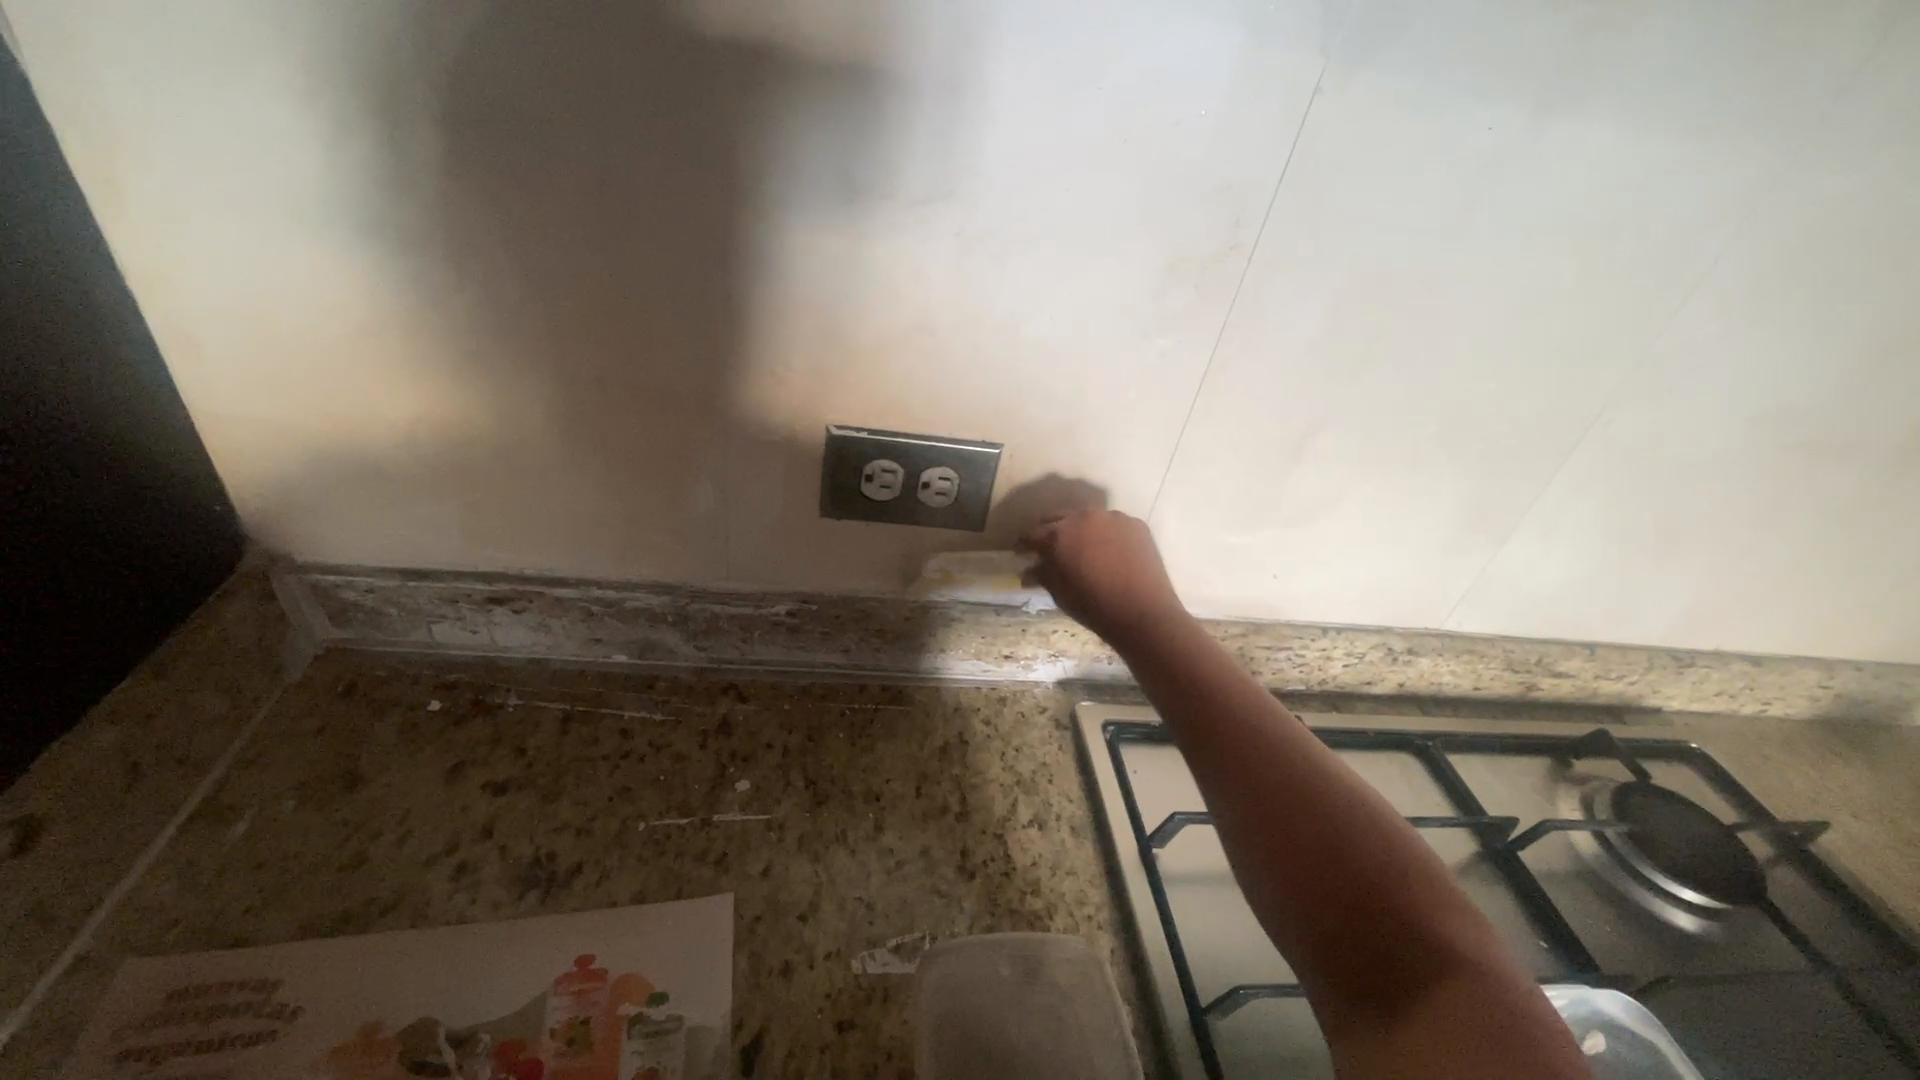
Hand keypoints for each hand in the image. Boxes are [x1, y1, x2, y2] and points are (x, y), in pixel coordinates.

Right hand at [1019, 509, 1188, 644]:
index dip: (1024, 544)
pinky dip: (1106, 534)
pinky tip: (1109, 551)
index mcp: (1058, 535)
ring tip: (1081, 547)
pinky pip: (1113, 525)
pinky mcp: (1135, 524)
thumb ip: (1042, 575)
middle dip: (1050, 531)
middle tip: (1048, 547)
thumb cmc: (1094, 606)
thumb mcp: (1060, 593)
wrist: (1143, 612)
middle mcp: (1083, 517)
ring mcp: (1112, 517)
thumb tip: (1028, 571)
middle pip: (1058, 518)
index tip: (1020, 552)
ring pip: (1087, 518)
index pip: (1032, 534)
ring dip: (1080, 530)